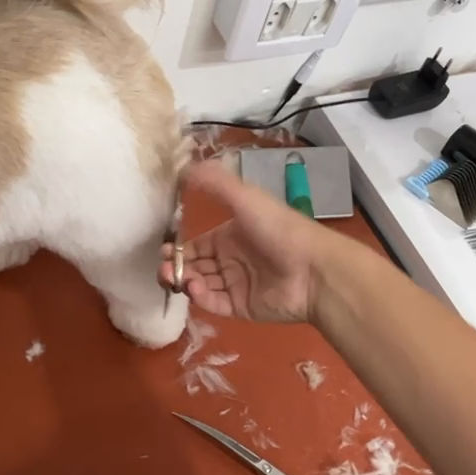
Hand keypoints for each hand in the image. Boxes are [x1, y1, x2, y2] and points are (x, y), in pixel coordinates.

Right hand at [160, 159, 338, 322]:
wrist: (312, 269)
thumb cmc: (278, 229)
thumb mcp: (245, 197)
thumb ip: (214, 182)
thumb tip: (183, 167)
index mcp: (230, 235)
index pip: (195, 246)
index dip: (177, 250)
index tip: (164, 251)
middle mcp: (231, 260)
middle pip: (194, 267)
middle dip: (175, 268)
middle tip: (165, 270)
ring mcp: (236, 285)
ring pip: (200, 285)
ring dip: (185, 282)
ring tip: (176, 279)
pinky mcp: (241, 307)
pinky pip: (213, 303)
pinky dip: (200, 297)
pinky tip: (195, 289)